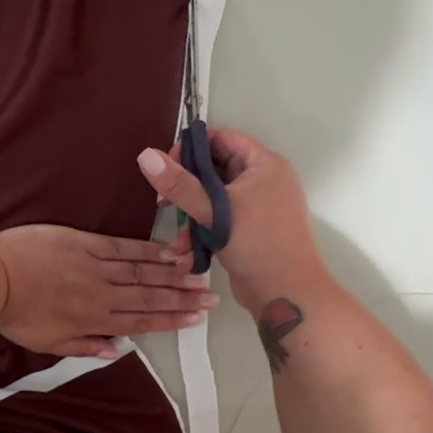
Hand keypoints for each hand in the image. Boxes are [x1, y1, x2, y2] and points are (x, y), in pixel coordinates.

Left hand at [0, 225, 218, 358]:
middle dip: (181, 297)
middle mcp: (102, 294)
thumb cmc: (14, 314)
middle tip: (212, 297)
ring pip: (142, 271)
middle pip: (149, 295)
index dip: (170, 319)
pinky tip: (167, 250)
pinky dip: (147, 249)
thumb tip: (116, 351)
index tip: (195, 319)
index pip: (140, 321)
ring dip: (172, 273)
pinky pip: (122, 247)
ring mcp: (95, 266)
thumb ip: (83, 347)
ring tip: (199, 274)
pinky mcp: (84, 242)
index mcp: (93, 320)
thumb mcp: (46, 344)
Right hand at [136, 128, 329, 309]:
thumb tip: (145, 156)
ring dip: (190, 215)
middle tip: (162, 203)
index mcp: (263, 165)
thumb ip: (178, 184)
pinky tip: (186, 251)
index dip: (190, 148)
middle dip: (185, 187)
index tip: (165, 169)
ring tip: (176, 238)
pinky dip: (202, 231)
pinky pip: (219, 218)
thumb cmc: (257, 244)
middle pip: (214, 168)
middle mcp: (263, 180)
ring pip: (213, 197)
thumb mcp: (213, 211)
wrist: (287, 294)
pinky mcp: (250, 228)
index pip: (221, 138)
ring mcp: (258, 205)